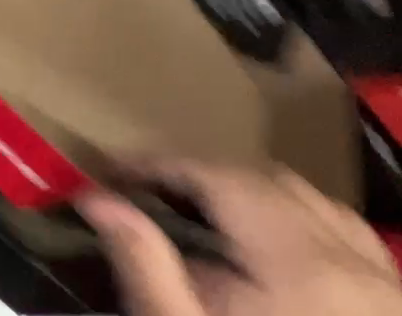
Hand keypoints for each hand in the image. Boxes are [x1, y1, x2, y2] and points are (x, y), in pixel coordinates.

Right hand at [79, 160, 401, 315]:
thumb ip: (142, 261)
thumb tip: (95, 199)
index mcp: (294, 262)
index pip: (216, 178)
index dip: (157, 164)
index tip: (110, 172)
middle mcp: (348, 261)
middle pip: (266, 182)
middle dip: (200, 175)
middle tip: (148, 191)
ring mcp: (386, 285)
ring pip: (315, 203)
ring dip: (253, 193)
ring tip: (205, 210)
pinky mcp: (395, 303)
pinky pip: (352, 236)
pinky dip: (305, 221)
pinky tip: (275, 242)